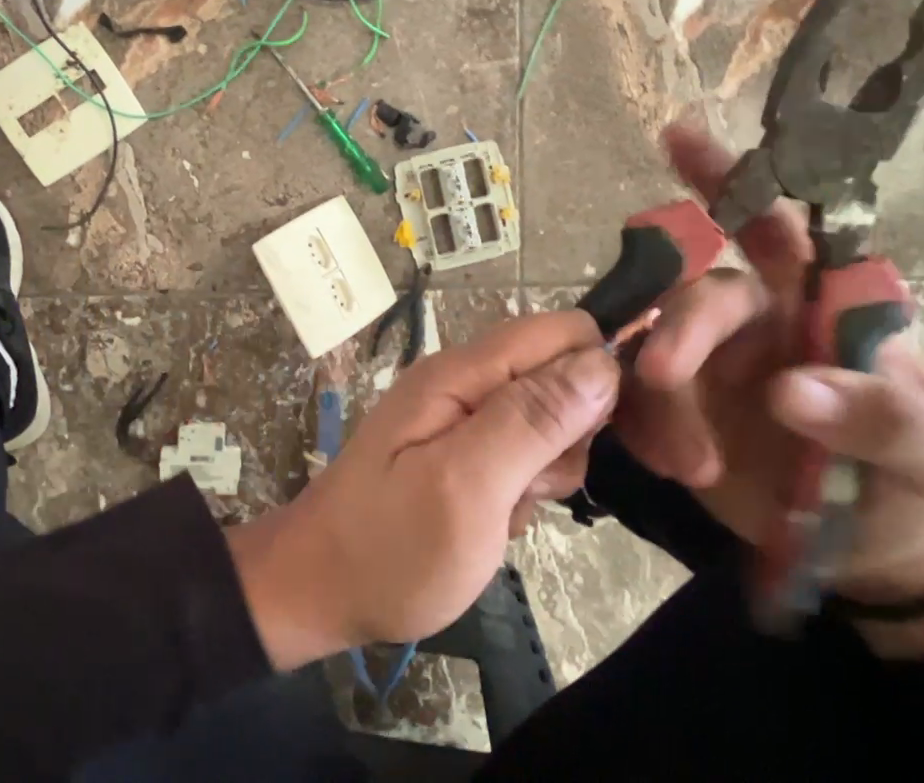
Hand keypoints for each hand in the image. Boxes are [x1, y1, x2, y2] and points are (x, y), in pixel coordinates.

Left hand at [226, 312, 620, 669]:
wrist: (320, 591)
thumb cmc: (390, 547)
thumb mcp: (467, 485)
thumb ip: (532, 420)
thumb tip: (603, 363)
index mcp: (461, 374)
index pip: (560, 332)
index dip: (596, 373)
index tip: (594, 437)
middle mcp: (462, 383)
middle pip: (558, 376)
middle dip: (570, 432)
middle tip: (533, 484)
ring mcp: (459, 420)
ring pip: (546, 422)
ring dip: (546, 469)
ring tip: (505, 509)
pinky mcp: (460, 456)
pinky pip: (520, 457)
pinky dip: (522, 490)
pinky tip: (495, 521)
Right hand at [617, 122, 923, 650]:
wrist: (881, 555)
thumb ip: (886, 418)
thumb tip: (789, 389)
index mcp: (820, 308)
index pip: (775, 229)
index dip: (729, 181)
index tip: (677, 139)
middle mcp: (754, 325)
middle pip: (698, 296)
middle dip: (677, 330)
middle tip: (661, 376)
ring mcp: (706, 371)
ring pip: (650, 351)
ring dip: (657, 401)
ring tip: (691, 467)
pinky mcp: (674, 417)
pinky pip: (630, 404)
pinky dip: (635, 429)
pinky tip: (664, 464)